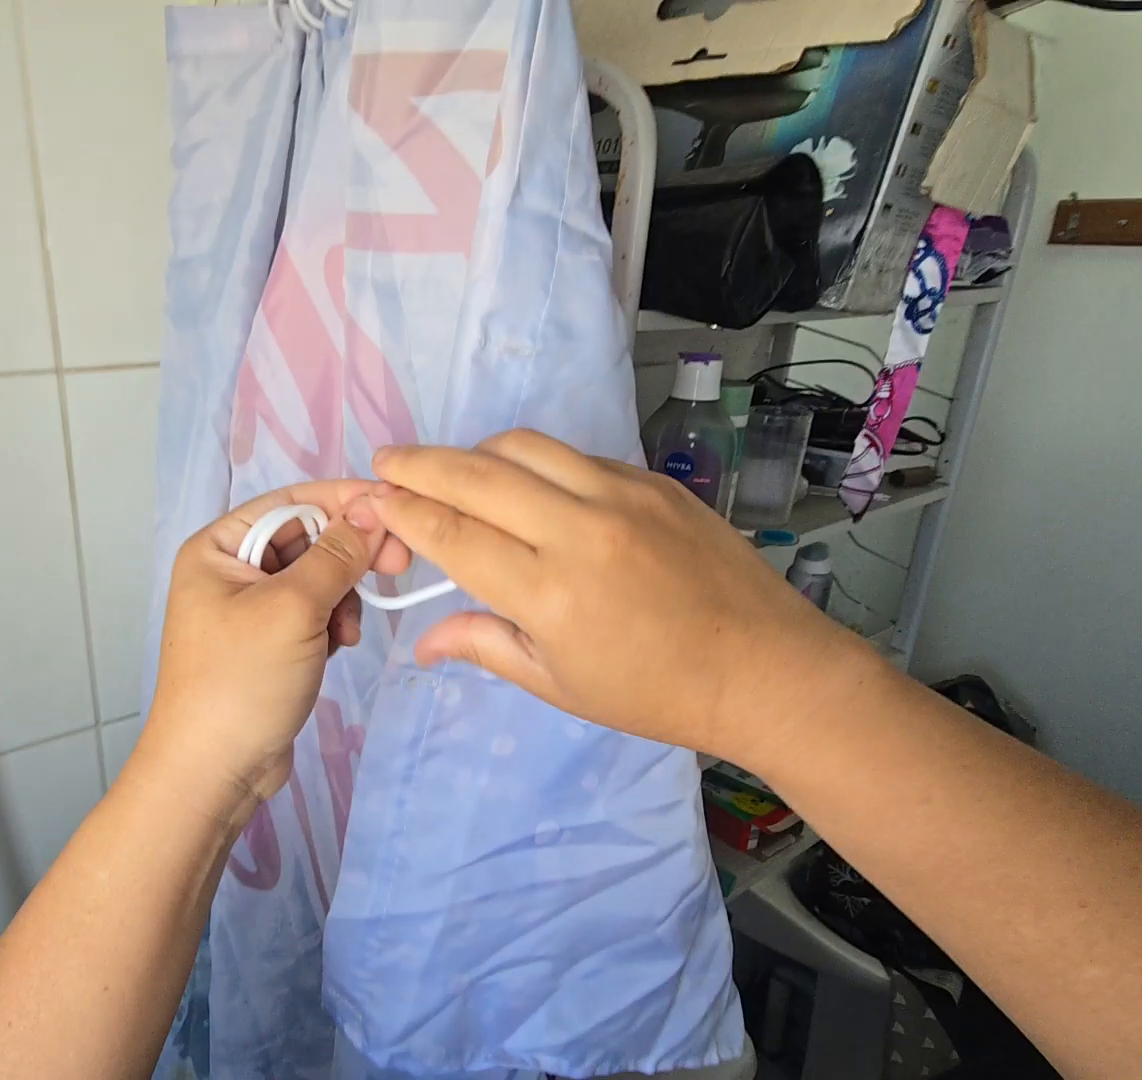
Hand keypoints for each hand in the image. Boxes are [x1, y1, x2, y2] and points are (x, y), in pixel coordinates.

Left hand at [137, 481, 411, 825]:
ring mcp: (249, 608)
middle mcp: (230, 570)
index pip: (291, 503)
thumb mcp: (294, 608)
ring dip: (342, 597)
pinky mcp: (269, 642)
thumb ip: (337, 554)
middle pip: (306, 539)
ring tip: (345, 632)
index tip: (397, 509)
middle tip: (397, 567)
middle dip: (347, 557)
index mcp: (218, 547)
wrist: (213, 772)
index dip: (345, 501)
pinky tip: (337, 647)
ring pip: (316, 578)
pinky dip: (332, 622)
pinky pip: (312, 612)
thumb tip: (373, 507)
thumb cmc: (243, 680)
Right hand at [368, 430, 888, 763]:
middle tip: (385, 460)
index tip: (373, 499)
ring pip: (521, 448)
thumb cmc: (655, 693)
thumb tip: (421, 644)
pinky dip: (529, 461)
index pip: (452, 534)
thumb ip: (483, 646)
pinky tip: (522, 483)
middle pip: (475, 476)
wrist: (768, 669)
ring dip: (472, 452)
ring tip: (449, 469)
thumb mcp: (558, 684)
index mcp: (550, 593)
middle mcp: (579, 531)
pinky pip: (570, 455)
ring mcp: (620, 495)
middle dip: (417, 463)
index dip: (403, 511)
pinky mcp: (650, 480)